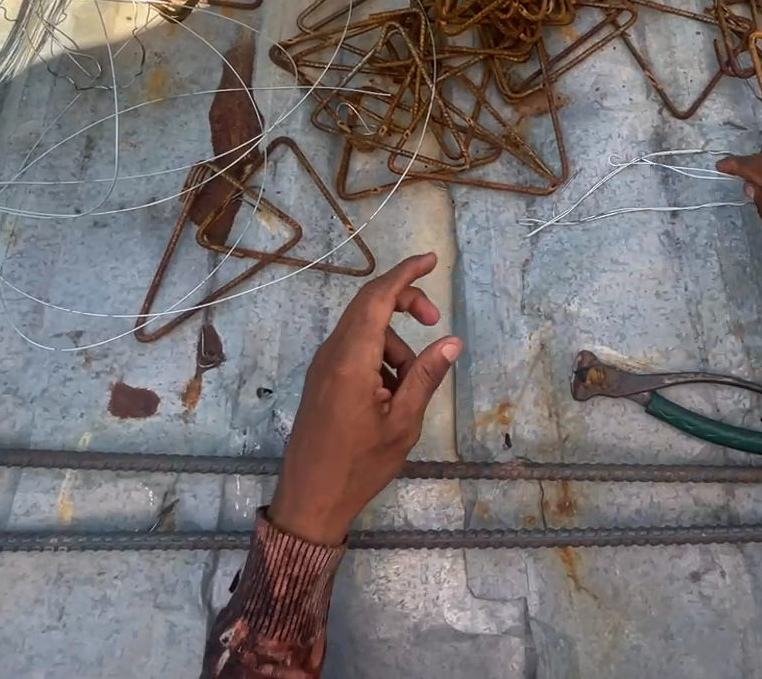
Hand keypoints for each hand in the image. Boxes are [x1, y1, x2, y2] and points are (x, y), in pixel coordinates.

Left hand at [268, 253, 461, 544]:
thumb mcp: (403, 423)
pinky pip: (354, 348)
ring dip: (395, 342)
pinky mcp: (322, 379)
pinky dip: (379, 356)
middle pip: (370, 305)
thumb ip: (426, 376)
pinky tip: (391, 393)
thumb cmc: (358, 465)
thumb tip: (453, 341)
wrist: (308, 502)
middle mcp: (332, 352)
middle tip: (435, 320)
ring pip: (365, 329)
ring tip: (411, 385)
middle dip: (406, 302)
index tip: (431, 260)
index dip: (405, 273)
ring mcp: (323, 365)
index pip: (378, 298)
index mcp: (351, 359)